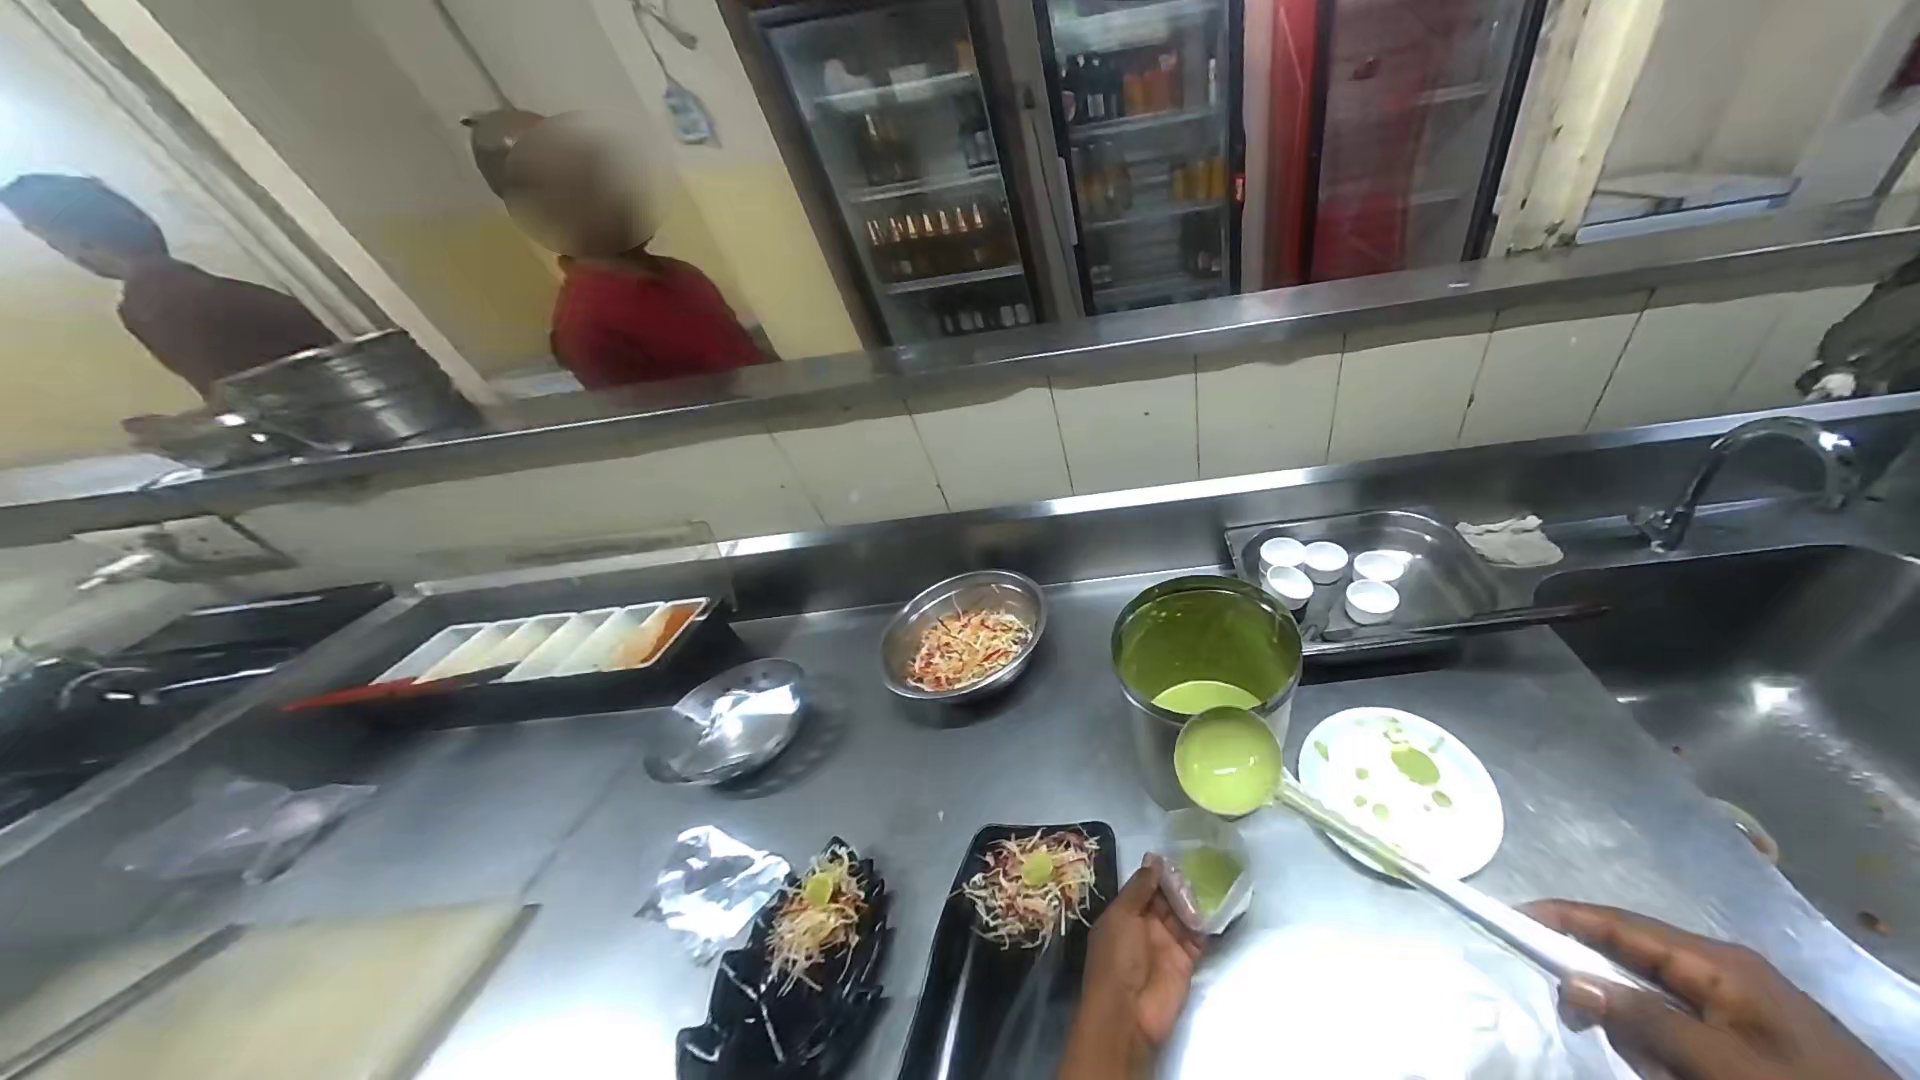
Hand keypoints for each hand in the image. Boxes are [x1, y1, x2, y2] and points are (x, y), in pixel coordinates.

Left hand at [1058, 856, 1204, 1079]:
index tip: (1178, 853)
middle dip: (1181, 884)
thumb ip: (1140, 888)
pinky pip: (1198, 939)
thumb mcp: (1122, 916)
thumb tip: (1153, 859)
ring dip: (1196, 902)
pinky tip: (1220, 908)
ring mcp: (1166, 943)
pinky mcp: (1185, 962)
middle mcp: (1145, 925)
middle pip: (1166, 899)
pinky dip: (1207, 926)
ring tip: (1215, 879)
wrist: (1128, 1013)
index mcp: (1124, 912)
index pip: (1144, 886)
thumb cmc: (1116, 957)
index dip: (1159, 872)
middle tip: (1203, 862)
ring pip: (1183, 916)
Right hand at [1525, 900, 1898, 1079]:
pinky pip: (1678, 1028)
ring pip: (1649, 1001)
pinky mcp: (1747, 1035)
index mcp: (1717, 963)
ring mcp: (1739, 1003)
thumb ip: (1644, 1020)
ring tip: (1663, 1074)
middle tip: (1582, 1024)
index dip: (1558, 916)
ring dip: (1639, 1035)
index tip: (1507, 916)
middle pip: (1627, 960)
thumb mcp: (1724, 1066)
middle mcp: (1722, 971)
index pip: (1615, 923)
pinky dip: (1664, 1052)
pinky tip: (1677, 1075)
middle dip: (1603, 994)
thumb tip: (1571, 982)